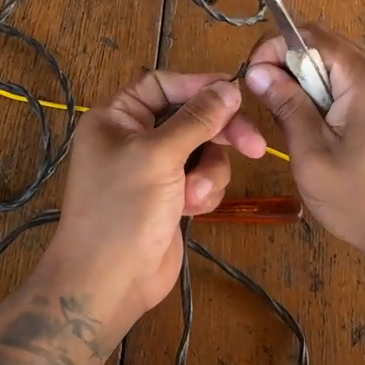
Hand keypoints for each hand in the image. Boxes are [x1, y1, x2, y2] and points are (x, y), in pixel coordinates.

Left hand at [46, 71, 266, 322]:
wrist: (110, 280)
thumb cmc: (123, 209)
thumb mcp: (158, 156)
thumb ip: (196, 119)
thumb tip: (229, 87)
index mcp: (116, 117)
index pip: (162, 85)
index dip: (199, 86)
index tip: (237, 92)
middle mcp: (133, 137)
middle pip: (190, 117)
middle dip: (219, 133)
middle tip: (255, 145)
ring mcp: (153, 169)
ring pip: (203, 150)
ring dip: (208, 172)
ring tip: (195, 197)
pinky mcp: (171, 196)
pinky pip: (202, 178)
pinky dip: (204, 192)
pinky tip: (193, 211)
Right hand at [244, 25, 364, 271]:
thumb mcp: (313, 157)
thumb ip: (287, 107)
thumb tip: (258, 70)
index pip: (312, 35)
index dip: (274, 48)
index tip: (251, 78)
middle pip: (329, 47)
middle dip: (291, 66)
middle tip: (267, 103)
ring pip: (343, 68)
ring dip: (310, 85)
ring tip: (292, 123)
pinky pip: (359, 87)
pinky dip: (332, 98)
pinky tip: (323, 133)